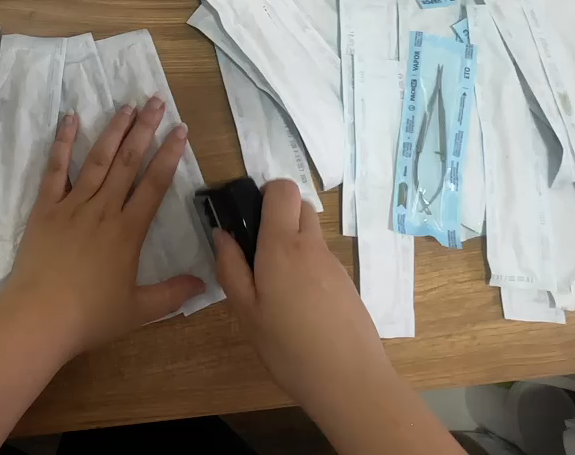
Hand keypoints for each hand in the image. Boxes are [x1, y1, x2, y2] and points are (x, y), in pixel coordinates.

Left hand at [0, 99, 206, 359]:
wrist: (39, 316)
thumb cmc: (89, 316)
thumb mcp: (138, 311)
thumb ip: (172, 294)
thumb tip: (204, 283)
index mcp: (128, 231)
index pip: (154, 185)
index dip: (169, 155)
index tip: (181, 130)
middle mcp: (103, 209)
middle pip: (128, 162)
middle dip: (145, 129)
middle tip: (157, 101)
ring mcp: (73, 203)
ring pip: (98, 159)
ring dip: (113, 130)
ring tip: (127, 105)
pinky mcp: (46, 206)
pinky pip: (56, 168)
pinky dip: (63, 142)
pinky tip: (70, 118)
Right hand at [213, 180, 393, 416]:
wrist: (352, 384)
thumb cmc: (289, 347)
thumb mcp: (246, 312)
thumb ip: (231, 267)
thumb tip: (222, 233)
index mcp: (282, 245)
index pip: (283, 189)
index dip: (266, 192)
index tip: (250, 216)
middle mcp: (311, 246)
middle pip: (299, 205)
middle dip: (280, 215)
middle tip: (259, 249)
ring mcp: (334, 264)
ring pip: (311, 234)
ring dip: (294, 242)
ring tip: (277, 285)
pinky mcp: (347, 285)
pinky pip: (322, 260)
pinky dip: (308, 267)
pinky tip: (300, 306)